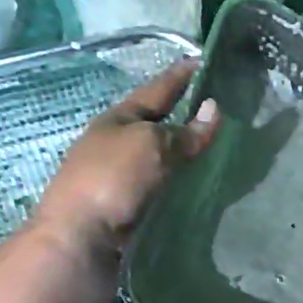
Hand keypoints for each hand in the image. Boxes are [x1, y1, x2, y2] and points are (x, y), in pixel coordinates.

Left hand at [30, 59, 219, 254]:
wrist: (79, 242)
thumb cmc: (110, 180)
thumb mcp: (149, 146)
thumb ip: (183, 133)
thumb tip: (213, 111)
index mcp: (117, 120)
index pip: (156, 90)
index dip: (180, 76)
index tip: (204, 61)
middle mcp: (116, 147)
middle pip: (157, 128)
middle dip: (185, 120)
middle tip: (223, 114)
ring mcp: (119, 183)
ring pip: (160, 164)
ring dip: (185, 159)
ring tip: (220, 155)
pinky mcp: (126, 214)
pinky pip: (161, 194)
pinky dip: (179, 189)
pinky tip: (200, 192)